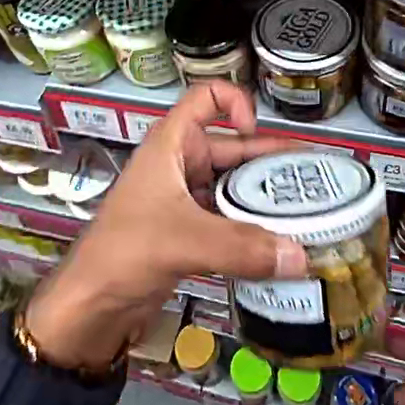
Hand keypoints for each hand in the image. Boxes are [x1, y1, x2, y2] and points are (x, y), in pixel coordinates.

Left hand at [25, 82, 306, 368]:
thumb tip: (301, 256)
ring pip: (233, 186)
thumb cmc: (125, 252)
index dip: (234, 102)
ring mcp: (183, 198)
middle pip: (232, 147)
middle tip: (314, 175)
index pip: (205, 99)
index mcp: (171, 146)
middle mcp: (180, 165)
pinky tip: (280, 241)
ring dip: (265, 196)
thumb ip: (244, 248)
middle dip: (270, 159)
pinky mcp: (187, 230)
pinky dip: (252, 226)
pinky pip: (228, 217)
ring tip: (307, 209)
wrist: (89, 305)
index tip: (257, 131)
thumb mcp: (185, 241)